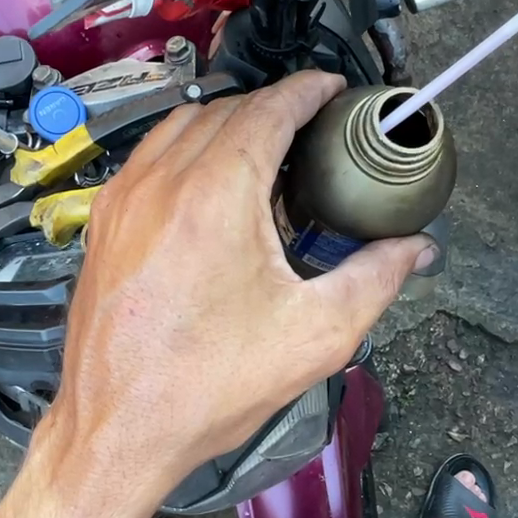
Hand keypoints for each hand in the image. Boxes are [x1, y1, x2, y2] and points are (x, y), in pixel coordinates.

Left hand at [34, 70, 433, 515]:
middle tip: (310, 126)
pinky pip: (149, 155)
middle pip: (225, 110)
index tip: (330, 88)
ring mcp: (123, 199)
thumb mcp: (314, 336)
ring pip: (180, 124)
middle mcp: (161, 183)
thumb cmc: (205, 388)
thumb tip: (413, 249)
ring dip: (226, 121)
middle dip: (272, 106)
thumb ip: (374, 279)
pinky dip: (186, 147)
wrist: (117, 429)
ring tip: (264, 147)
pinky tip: (208, 182)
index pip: (267, 109)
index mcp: (215, 196)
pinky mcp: (104, 222)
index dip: (307, 90)